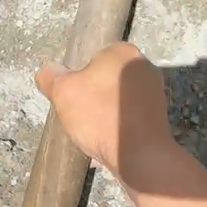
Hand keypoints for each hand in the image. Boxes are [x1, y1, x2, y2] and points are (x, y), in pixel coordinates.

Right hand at [36, 44, 179, 187]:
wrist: (138, 155)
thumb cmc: (99, 116)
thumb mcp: (63, 92)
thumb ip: (52, 77)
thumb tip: (47, 70)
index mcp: (124, 52)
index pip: (95, 56)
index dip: (80, 76)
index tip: (73, 95)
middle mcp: (145, 66)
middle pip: (108, 78)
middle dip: (94, 95)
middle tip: (80, 114)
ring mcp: (156, 93)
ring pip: (119, 99)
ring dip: (106, 113)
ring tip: (94, 131)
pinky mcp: (159, 117)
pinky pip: (131, 118)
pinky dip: (119, 127)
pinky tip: (109, 141)